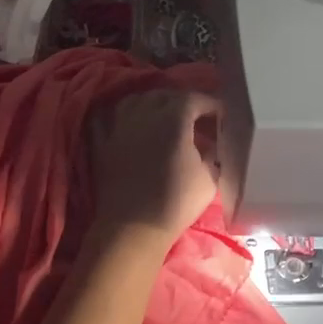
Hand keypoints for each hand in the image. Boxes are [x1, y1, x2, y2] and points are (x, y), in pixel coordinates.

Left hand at [89, 89, 220, 246]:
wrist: (134, 228)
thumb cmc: (176, 203)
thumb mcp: (210, 177)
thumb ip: (212, 152)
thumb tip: (211, 144)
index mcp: (174, 118)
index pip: (196, 98)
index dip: (211, 105)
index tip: (221, 117)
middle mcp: (144, 113)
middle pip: (165, 95)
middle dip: (183, 102)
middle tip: (195, 118)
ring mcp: (118, 125)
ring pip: (135, 100)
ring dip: (152, 104)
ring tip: (162, 117)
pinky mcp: (101, 143)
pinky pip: (106, 117)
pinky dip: (119, 115)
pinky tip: (127, 122)